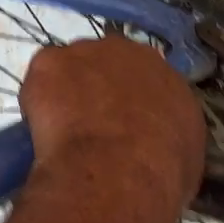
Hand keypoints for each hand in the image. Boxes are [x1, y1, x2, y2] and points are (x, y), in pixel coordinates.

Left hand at [16, 36, 205, 222]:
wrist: (118, 170)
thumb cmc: (160, 172)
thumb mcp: (185, 154)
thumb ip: (167, 131)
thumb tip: (153, 138)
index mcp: (162, 71)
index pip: (144, 79)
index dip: (130, 101)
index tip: (124, 122)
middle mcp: (126, 50)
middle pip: (107, 64)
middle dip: (100, 88)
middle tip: (94, 123)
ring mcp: (84, 50)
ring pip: (72, 66)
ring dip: (68, 90)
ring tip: (66, 128)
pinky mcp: (49, 60)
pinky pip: (42, 76)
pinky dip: (39, 97)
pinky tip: (44, 125)